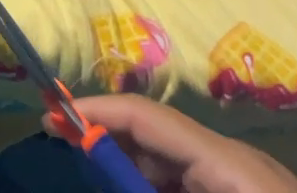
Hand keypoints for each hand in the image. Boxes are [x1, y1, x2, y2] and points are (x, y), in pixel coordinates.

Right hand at [46, 94, 296, 192]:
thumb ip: (144, 190)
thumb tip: (98, 165)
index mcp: (227, 162)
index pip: (147, 116)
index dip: (95, 112)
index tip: (49, 118)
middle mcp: (235, 159)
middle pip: (156, 133)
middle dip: (108, 139)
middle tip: (61, 141)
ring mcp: (247, 178)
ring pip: (172, 158)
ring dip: (132, 167)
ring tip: (95, 169)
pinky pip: (190, 180)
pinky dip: (159, 183)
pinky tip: (138, 188)